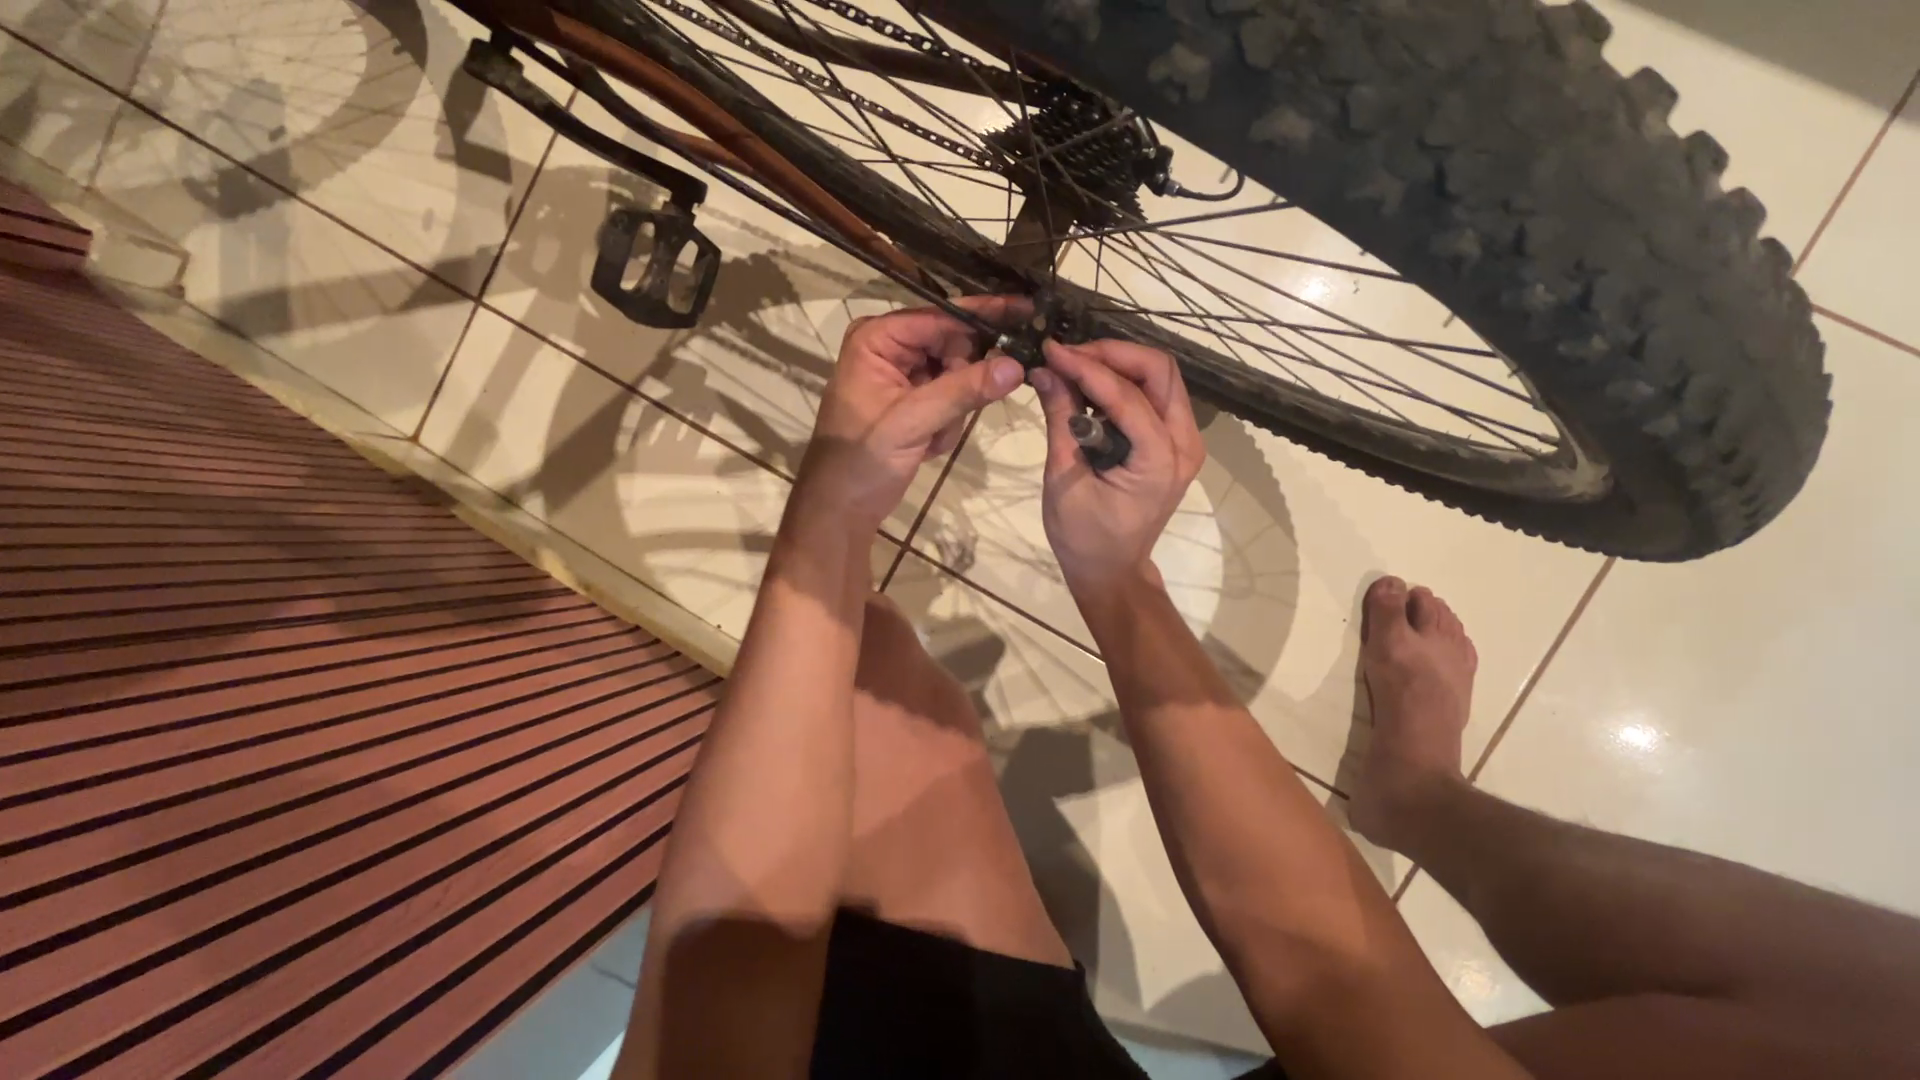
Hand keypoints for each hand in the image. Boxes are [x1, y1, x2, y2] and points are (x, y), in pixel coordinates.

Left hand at [799, 296, 1029, 532]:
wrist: (841, 508)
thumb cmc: (862, 460)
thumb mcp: (913, 422)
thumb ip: (964, 390)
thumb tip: (1016, 365)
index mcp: (877, 338)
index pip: (941, 316)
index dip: (985, 315)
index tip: (1028, 310)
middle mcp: (889, 347)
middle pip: (953, 344)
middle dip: (961, 382)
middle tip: (949, 416)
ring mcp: (901, 374)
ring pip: (957, 374)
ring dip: (953, 411)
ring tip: (929, 438)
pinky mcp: (912, 400)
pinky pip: (951, 398)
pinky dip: (947, 424)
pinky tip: (926, 445)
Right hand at [1030, 338, 1205, 594]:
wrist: (1111, 570)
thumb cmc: (1084, 537)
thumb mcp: (1064, 479)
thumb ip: (1060, 421)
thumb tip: (1044, 371)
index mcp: (1159, 460)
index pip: (1125, 394)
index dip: (1087, 366)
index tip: (1051, 350)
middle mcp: (1184, 443)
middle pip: (1159, 370)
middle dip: (1111, 354)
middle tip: (1068, 357)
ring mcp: (1186, 441)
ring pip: (1161, 377)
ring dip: (1118, 364)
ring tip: (1074, 369)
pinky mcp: (1175, 442)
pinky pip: (1156, 395)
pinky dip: (1125, 382)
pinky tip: (1091, 388)